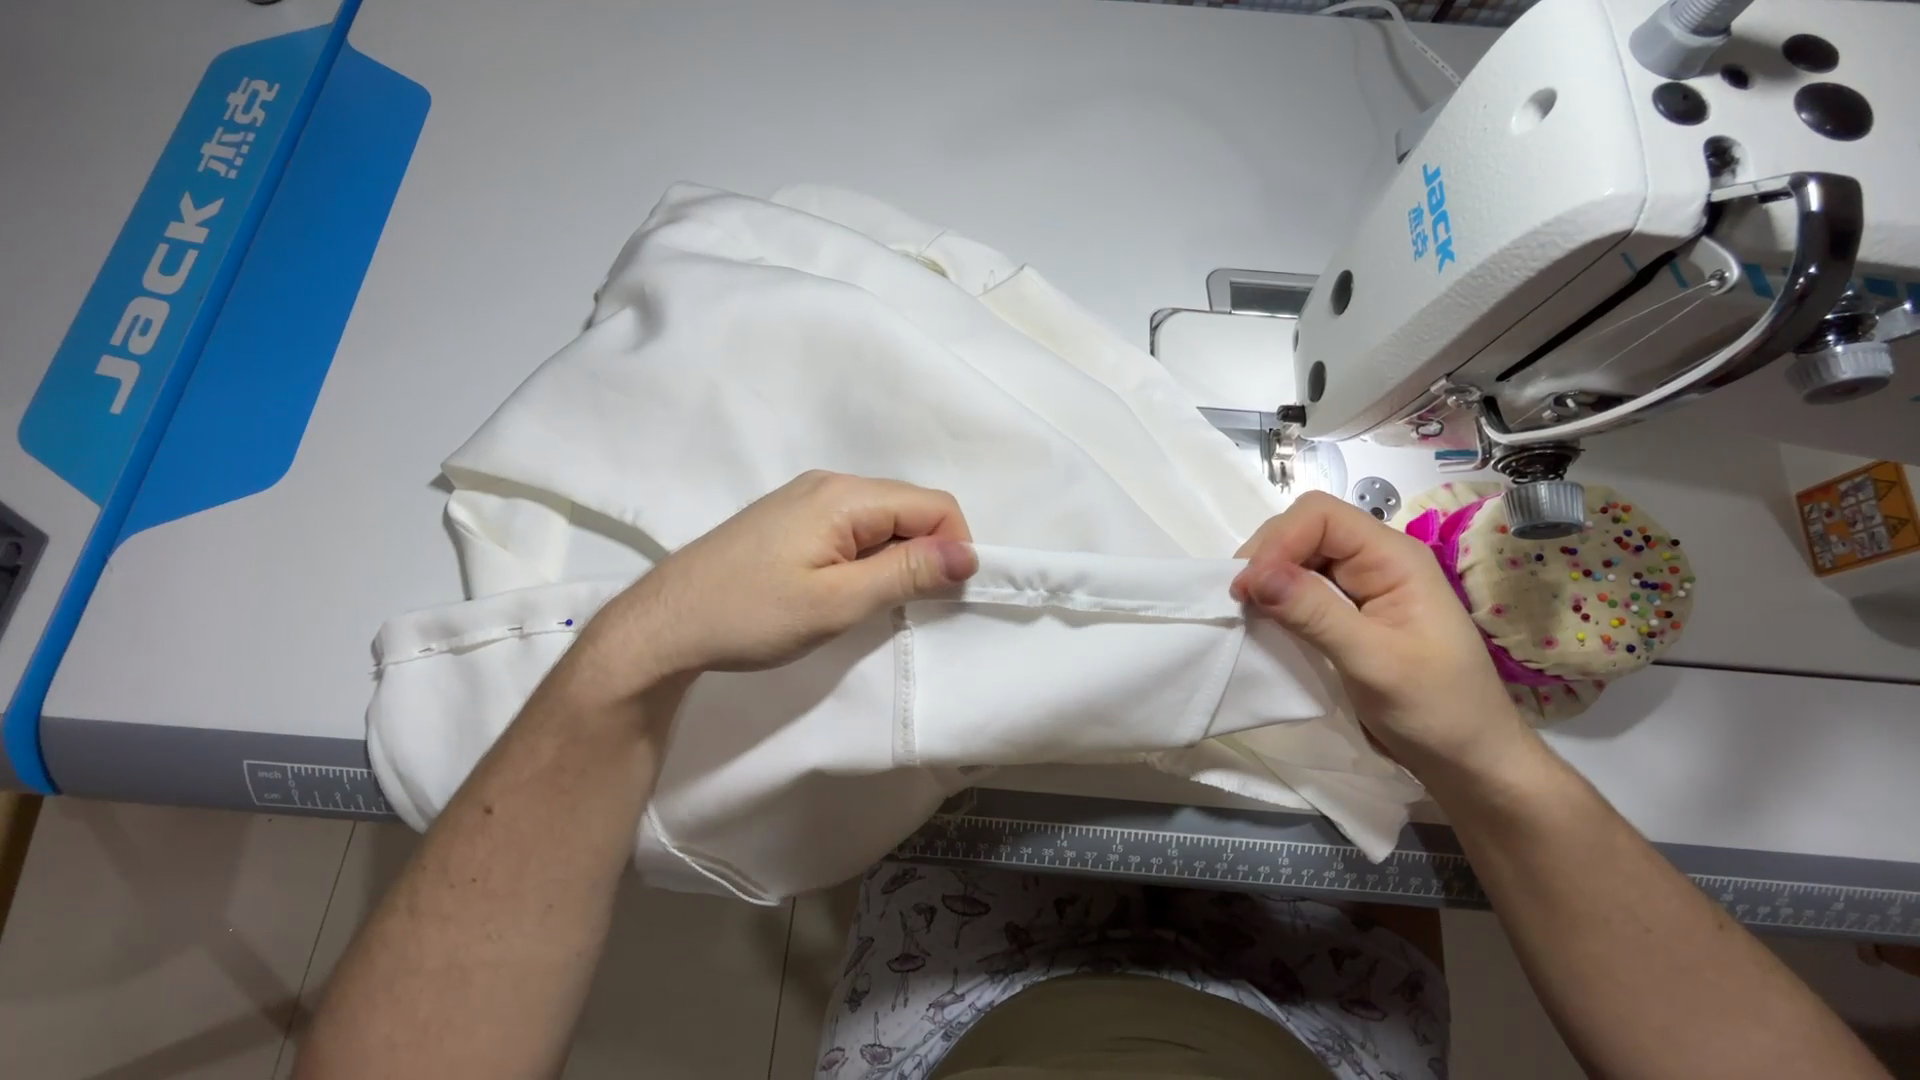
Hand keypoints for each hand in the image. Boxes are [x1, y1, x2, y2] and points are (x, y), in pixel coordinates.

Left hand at [573, 471, 977, 694]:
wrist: (664, 625)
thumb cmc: (751, 615)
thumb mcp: (838, 602)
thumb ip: (907, 573)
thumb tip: (969, 555)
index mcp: (844, 495)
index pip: (934, 505)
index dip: (954, 548)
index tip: (944, 597)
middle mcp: (828, 484)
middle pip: (909, 508)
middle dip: (925, 554)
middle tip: (905, 607)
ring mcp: (805, 499)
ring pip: (881, 520)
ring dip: (895, 559)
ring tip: (868, 604)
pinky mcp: (789, 520)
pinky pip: (852, 529)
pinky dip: (866, 558)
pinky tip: (841, 591)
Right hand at [1230, 492, 1536, 785]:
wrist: (1469, 761)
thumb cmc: (1436, 709)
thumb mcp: (1374, 662)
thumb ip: (1315, 614)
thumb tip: (1255, 575)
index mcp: (1394, 558)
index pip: (1321, 516)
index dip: (1278, 541)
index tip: (1248, 588)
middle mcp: (1375, 562)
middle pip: (1304, 529)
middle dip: (1266, 557)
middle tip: (1239, 602)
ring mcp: (1360, 588)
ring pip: (1297, 559)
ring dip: (1267, 579)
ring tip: (1247, 612)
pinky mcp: (1346, 615)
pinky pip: (1300, 591)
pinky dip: (1275, 601)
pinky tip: (1264, 623)